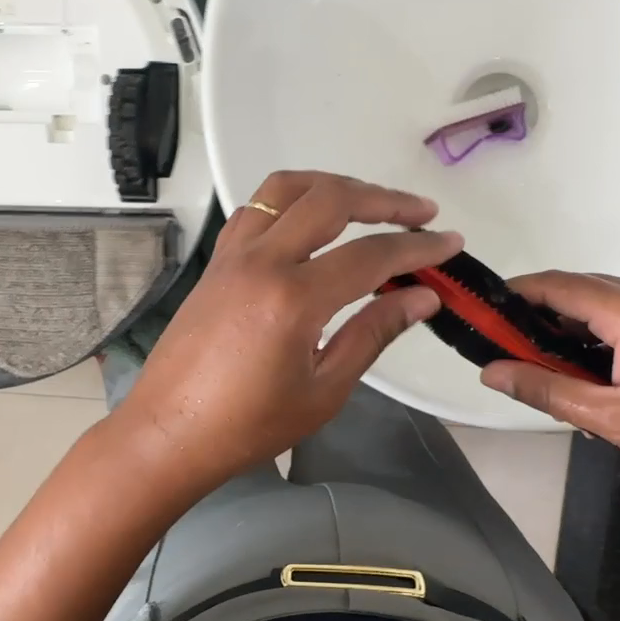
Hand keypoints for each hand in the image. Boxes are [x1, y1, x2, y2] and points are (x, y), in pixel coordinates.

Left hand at [110, 171, 461, 493]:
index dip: (419, 246)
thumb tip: (422, 297)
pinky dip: (291, 202)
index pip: (371, 255)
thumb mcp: (323, 390)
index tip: (451, 242)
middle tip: (421, 212)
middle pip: (330, 198)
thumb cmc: (248, 426)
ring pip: (286, 189)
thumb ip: (373, 334)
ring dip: (333, 186)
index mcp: (293, 298)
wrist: (168, 434)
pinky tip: (310, 224)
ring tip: (369, 202)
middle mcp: (261, 261)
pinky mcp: (216, 262)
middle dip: (384, 199)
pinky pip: (255, 210)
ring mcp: (232, 255)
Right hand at [480, 272, 619, 496]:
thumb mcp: (612, 419)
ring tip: (540, 370)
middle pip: (576, 290)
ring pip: (600, 305)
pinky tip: (584, 374)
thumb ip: (547, 390)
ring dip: (565, 329)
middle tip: (504, 353)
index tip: (478, 316)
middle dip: (535, 316)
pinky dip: (594, 337)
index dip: (513, 294)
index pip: (556, 284)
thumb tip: (490, 372)